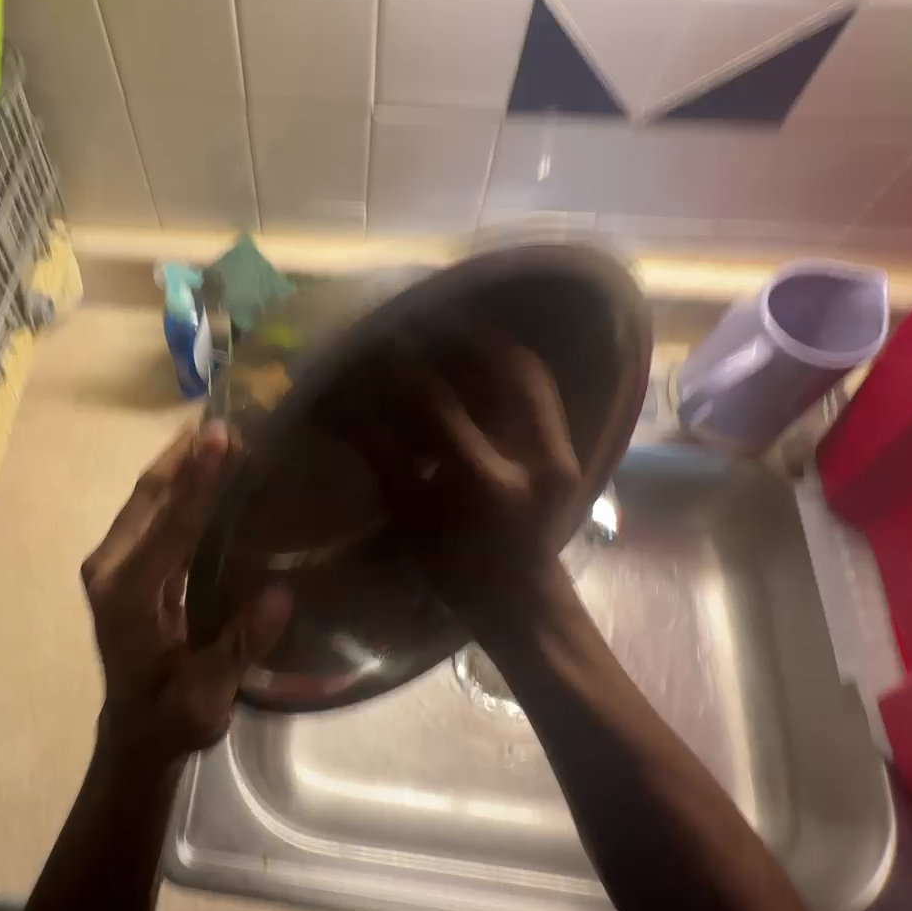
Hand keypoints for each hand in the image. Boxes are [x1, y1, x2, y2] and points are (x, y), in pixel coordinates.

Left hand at [80, 419, 292, 767]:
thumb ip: (238, 647)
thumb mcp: (206, 697)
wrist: (136, 733)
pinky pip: (152, 510)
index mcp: (127, 596)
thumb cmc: (172, 717)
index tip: (223, 438)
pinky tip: (205, 464)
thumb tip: (281, 595)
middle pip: (149, 495)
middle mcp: (111, 569)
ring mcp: (114, 563)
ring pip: (147, 496)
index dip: (198, 482)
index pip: (168, 526)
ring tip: (219, 427)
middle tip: (229, 417)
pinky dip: (178, 482)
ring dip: (181, 461)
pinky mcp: (126, 563)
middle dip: (188, 454)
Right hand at [335, 331, 582, 631]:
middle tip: (430, 314)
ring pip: (532, 375)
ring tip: (456, 324)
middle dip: (467, 334)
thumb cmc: (454, 569)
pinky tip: (482, 355)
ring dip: (494, 342)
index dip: (406, 371)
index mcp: (488, 486)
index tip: (381, 344)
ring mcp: (561, 453)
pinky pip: (541, 390)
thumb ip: (384, 459)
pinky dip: (510, 365)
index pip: (441, 409)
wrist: (520, 595)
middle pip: (508, 373)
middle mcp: (535, 462)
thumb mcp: (410, 519)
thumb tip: (344, 409)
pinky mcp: (567, 449)